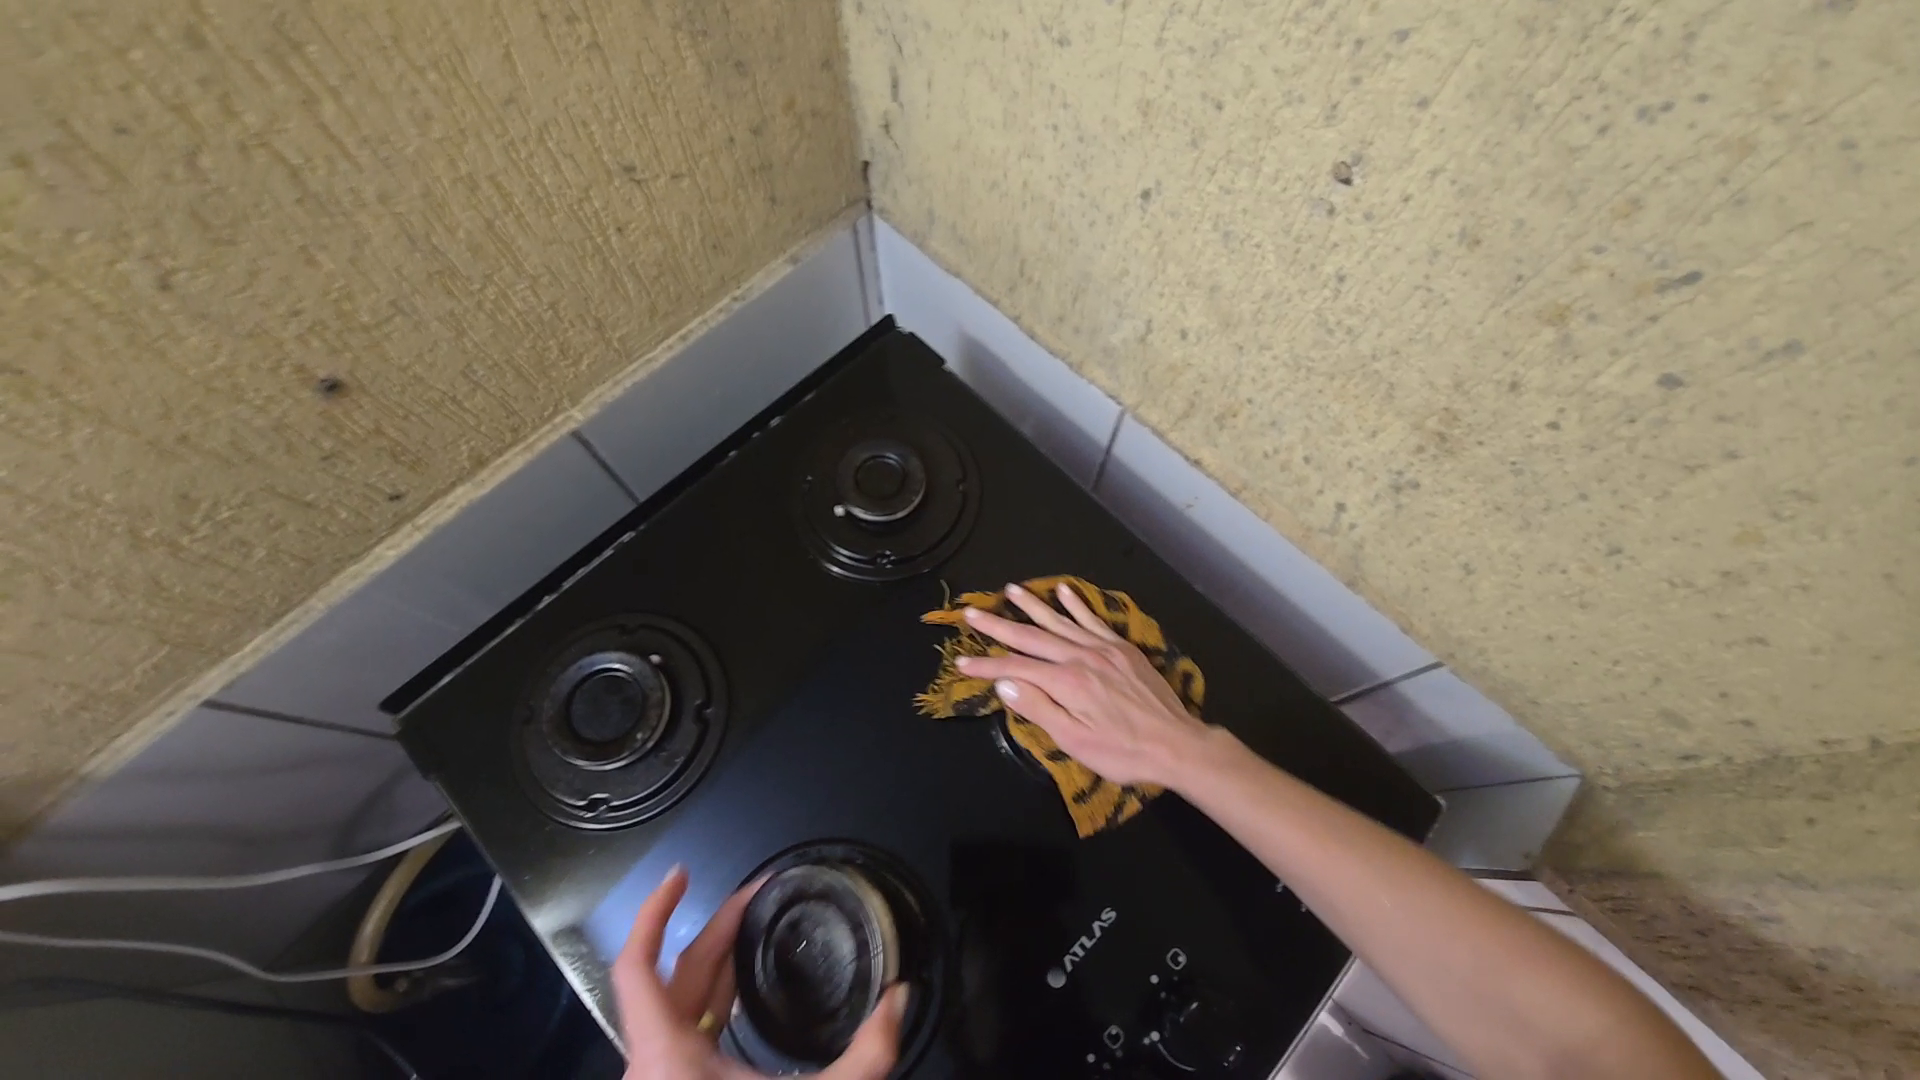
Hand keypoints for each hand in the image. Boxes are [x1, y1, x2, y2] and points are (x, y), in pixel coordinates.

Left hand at [611, 866, 908, 1079]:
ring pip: (678, 1005)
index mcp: (666, 1057)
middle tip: (760, 896)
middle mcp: (650, 1065)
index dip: (653, 915)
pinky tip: (740, 993)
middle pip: (673, 976)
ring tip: (751, 930)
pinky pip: (683, 1031)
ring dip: (714, 963)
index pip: (637, 968)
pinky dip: (711, 1000)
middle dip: (717, 929)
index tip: (681, 875)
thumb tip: (902, 995)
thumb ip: (868, 1056)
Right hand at [955, 581, 1212, 788]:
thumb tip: (1004, 683)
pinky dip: (1077, 605)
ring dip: (1034, 606)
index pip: (1016, 668)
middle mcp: (1082, 656)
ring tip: (1011, 590)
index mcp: (1066, 681)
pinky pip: (1094, 621)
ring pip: (1061, 622)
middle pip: (1033, 637)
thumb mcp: (1074, 741)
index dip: (986, 665)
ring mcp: (1104, 649)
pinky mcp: (1123, 649)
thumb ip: (1039, 708)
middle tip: (972, 613)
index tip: (961, 661)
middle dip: (1000, 626)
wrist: (1176, 745)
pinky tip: (1063, 591)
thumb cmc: (1122, 752)